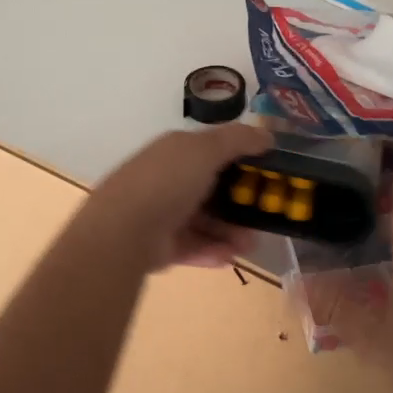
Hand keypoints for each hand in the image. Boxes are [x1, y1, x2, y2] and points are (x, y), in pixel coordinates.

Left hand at [81, 124, 269, 271]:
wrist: (123, 231)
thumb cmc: (168, 180)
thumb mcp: (206, 149)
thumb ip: (239, 139)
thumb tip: (268, 135)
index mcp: (176, 150)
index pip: (213, 151)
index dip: (242, 160)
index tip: (268, 175)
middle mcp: (168, 178)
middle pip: (213, 189)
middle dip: (241, 203)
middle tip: (264, 215)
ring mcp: (163, 213)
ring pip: (206, 220)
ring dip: (231, 231)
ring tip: (250, 245)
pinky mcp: (160, 245)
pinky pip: (193, 246)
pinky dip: (212, 250)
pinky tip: (230, 257)